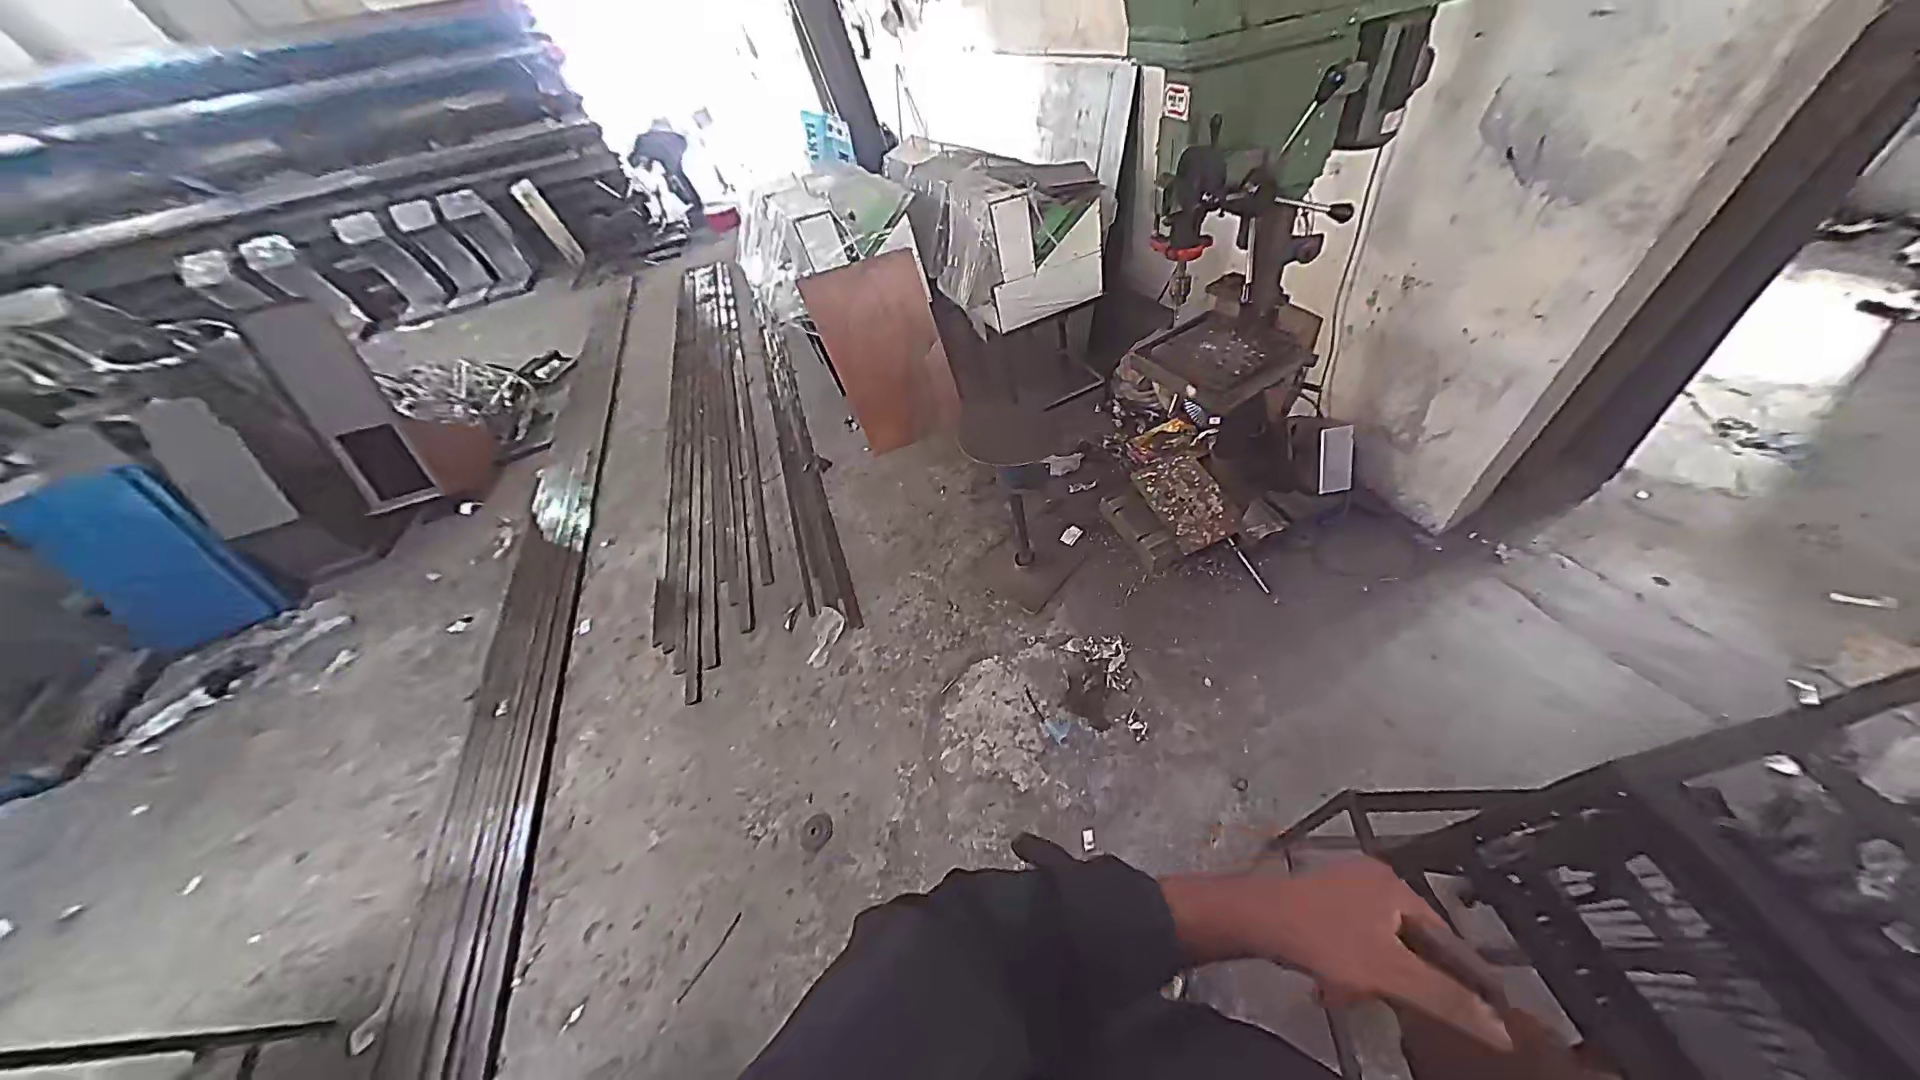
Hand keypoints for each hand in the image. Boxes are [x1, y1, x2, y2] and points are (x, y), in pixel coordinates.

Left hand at [1160, 857, 1511, 1051]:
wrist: (1252, 918)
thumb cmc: (1321, 937)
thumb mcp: (1390, 973)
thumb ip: (1447, 999)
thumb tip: (1501, 1030)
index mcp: (1392, 884)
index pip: (1447, 937)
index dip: (1465, 978)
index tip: (1485, 1014)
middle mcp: (1368, 877)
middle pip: (1409, 941)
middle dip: (1405, 979)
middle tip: (1398, 1004)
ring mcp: (1339, 886)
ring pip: (1376, 945)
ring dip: (1371, 977)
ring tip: (1349, 993)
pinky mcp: (1316, 900)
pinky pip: (1348, 940)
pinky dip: (1346, 967)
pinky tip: (1331, 987)